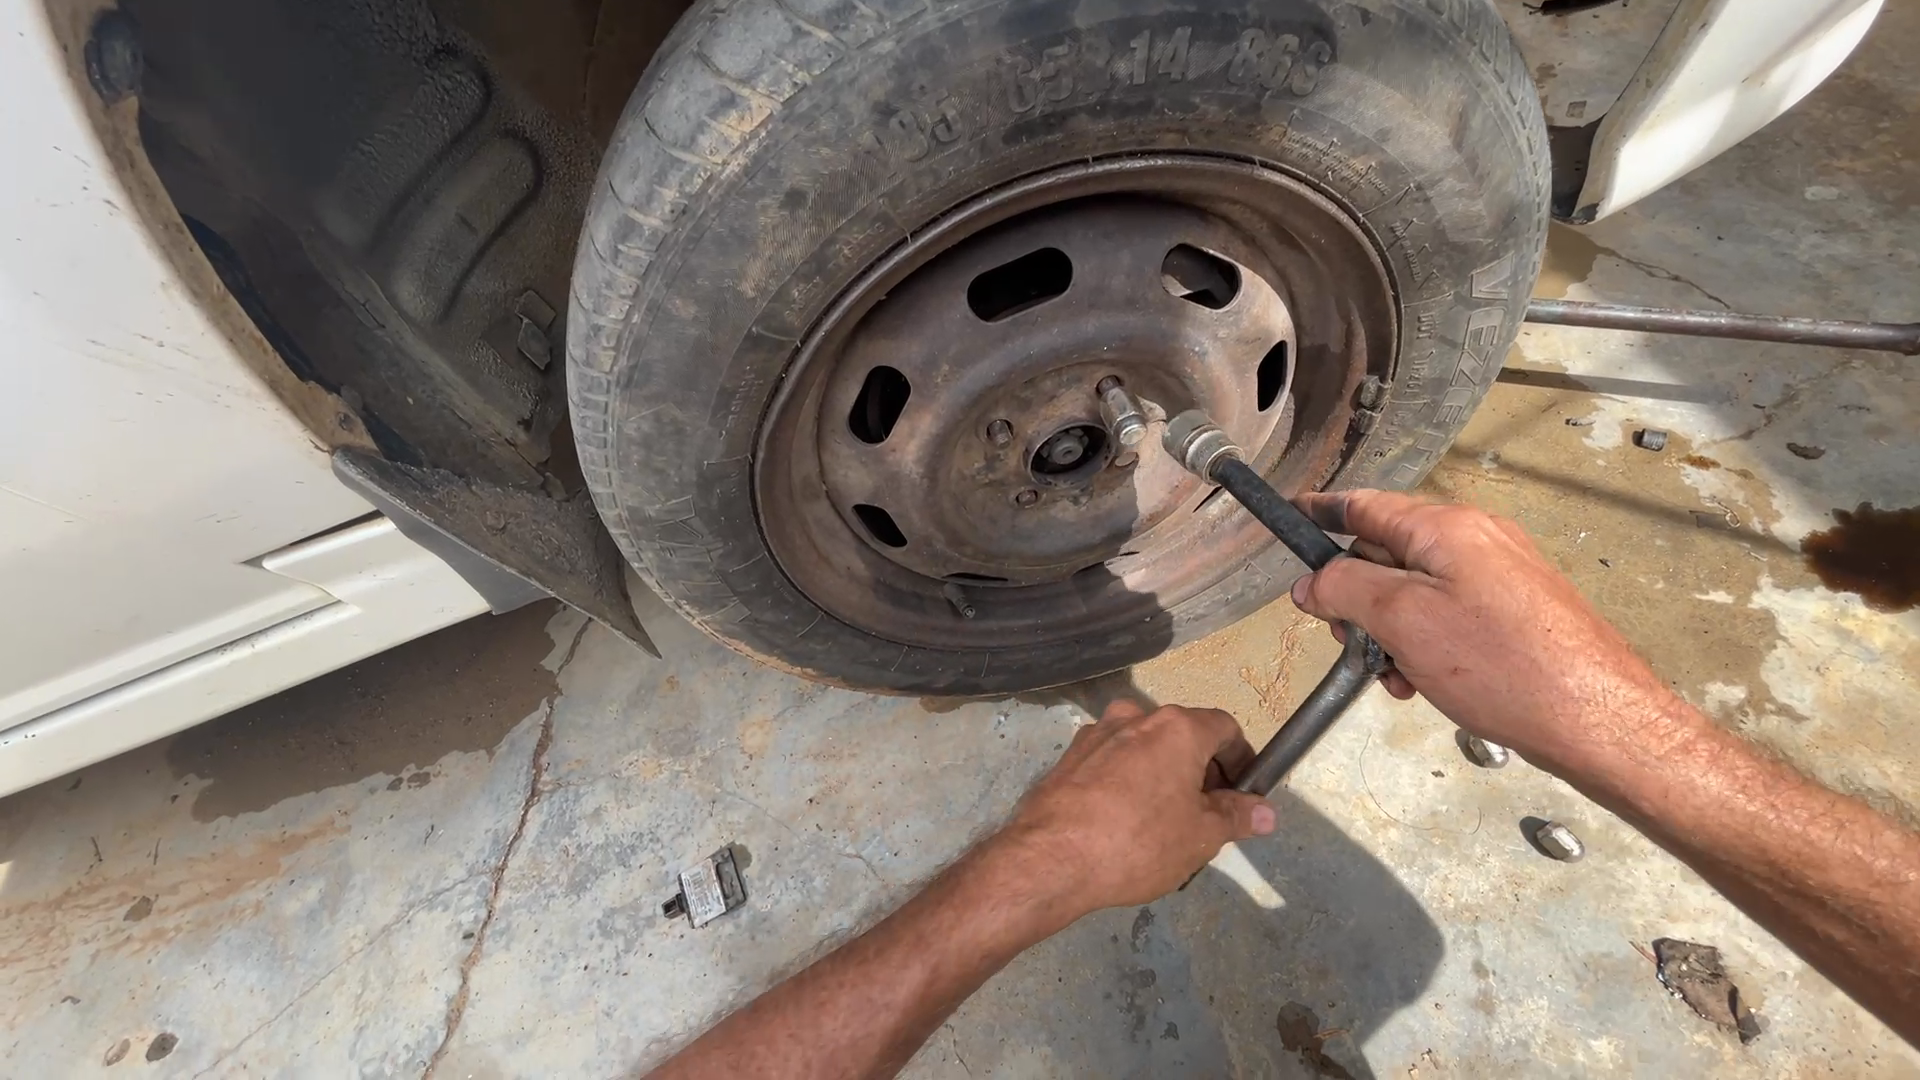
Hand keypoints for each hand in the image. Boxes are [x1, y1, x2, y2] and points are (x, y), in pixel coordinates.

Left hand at [995, 702, 1275, 916]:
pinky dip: (1128, 780)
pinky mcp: (1069, 755)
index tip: (1244, 793)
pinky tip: (1125, 821)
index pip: (1224, 727)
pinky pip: (1113, 760)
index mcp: (1174, 727)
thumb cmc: (1139, 841)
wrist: (1052, 855)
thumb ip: (1236, 816)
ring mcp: (1097, 732)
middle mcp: (1135, 716)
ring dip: (1163, 774)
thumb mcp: (1201, 835)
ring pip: (1145, 747)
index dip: (1241, 759)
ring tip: (1165, 823)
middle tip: (1208, 815)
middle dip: (1201, 770)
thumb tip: (1266, 810)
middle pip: (1182, 735)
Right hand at [1288, 489, 1682, 772]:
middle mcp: (1473, 541)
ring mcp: (1496, 576)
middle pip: (1382, 552)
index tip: (1288, 517)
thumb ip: (1342, 588)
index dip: (1320, 511)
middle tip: (1347, 640)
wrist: (1602, 725)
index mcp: (1445, 528)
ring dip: (1384, 628)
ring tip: (1390, 673)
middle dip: (1352, 595)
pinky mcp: (1510, 611)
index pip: (1364, 505)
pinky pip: (1441, 613)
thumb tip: (1308, 584)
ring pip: (1408, 590)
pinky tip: (1419, 680)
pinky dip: (1417, 641)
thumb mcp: (1401, 620)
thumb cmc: (1498, 664)